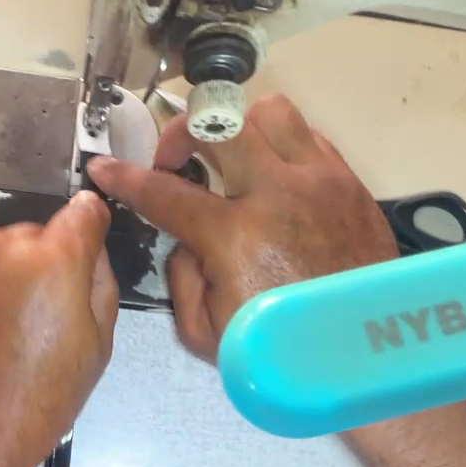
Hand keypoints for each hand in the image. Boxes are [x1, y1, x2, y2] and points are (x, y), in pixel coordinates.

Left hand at [0, 191, 118, 466]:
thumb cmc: (35, 404)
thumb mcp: (96, 348)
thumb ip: (100, 283)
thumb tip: (92, 247)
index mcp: (55, 260)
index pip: (82, 212)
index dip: (85, 231)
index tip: (79, 251)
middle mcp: (1, 245)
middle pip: (29, 236)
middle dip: (34, 267)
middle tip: (30, 322)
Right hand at [87, 94, 397, 362]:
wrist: (361, 355)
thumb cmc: (280, 351)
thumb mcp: (206, 334)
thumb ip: (182, 279)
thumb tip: (184, 240)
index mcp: (234, 237)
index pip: (165, 193)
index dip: (126, 177)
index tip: (104, 166)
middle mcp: (277, 194)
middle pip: (218, 123)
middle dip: (182, 134)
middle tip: (177, 162)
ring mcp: (320, 181)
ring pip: (270, 111)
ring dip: (239, 130)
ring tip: (232, 163)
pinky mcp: (350, 182)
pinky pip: (310, 134)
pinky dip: (281, 146)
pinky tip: (274, 179)